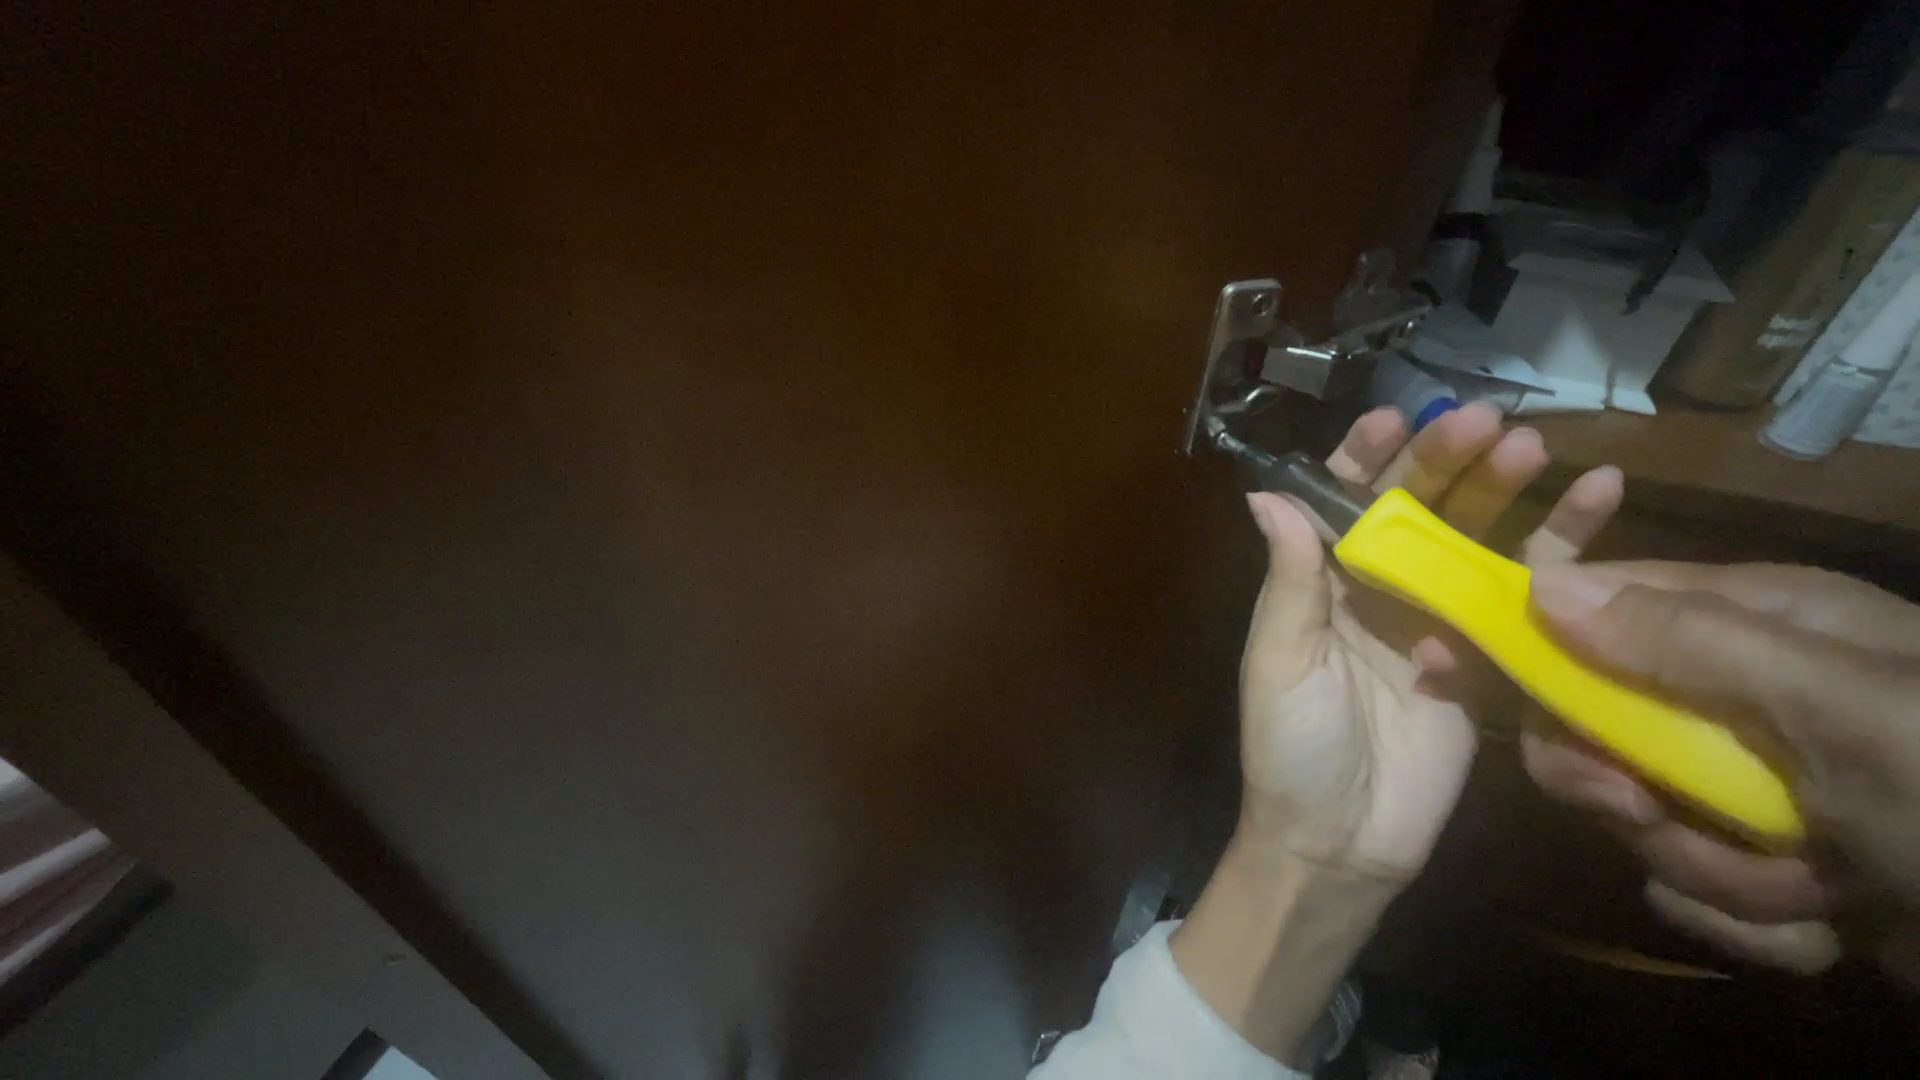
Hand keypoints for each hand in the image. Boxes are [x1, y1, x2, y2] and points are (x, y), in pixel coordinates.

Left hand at [1234, 403, 1622, 879]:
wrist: (1342, 838)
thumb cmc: (1291, 744)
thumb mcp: (1279, 656)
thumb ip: (1288, 577)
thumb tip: (1266, 492)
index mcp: (1319, 584)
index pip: (1342, 504)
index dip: (1365, 459)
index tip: (1394, 419)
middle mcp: (1376, 592)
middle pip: (1414, 512)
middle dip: (1445, 463)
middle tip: (1488, 421)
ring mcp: (1435, 624)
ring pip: (1471, 543)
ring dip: (1503, 494)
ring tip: (1537, 449)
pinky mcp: (1488, 663)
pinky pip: (1519, 601)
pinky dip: (1554, 557)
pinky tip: (1591, 508)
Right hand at [1524, 560, 1919, 976]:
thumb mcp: (1848, 708)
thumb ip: (1685, 638)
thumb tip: (1540, 582)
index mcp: (1753, 631)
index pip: (1588, 607)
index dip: (1511, 633)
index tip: (1443, 665)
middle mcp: (1738, 699)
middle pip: (1587, 723)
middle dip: (1613, 785)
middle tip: (1643, 810)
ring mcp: (1750, 785)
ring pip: (1633, 814)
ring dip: (1704, 866)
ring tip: (1808, 890)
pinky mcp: (1765, 861)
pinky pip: (1686, 884)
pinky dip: (1745, 917)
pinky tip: (1826, 928)